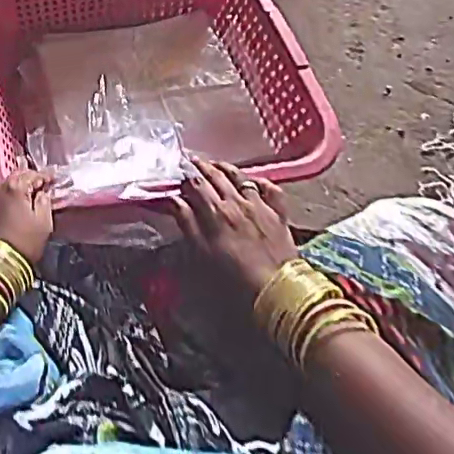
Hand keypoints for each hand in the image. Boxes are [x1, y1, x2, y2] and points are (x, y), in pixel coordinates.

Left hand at [0, 169, 53, 263]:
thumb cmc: (24, 241)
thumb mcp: (43, 222)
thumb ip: (45, 201)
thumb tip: (42, 192)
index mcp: (14, 186)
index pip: (33, 174)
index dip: (45, 175)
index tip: (53, 177)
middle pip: (17, 176)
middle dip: (29, 179)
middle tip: (41, 184)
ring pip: (6, 185)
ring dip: (16, 187)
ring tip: (27, 194)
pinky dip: (7, 196)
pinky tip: (14, 202)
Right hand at [169, 158, 298, 296]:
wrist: (277, 291)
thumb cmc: (232, 277)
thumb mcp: (201, 253)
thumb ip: (187, 223)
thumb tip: (173, 199)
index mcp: (215, 211)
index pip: (195, 183)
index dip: (185, 175)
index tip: (177, 171)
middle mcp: (236, 202)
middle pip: (216, 176)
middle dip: (202, 167)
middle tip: (192, 161)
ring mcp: (260, 205)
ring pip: (241, 177)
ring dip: (226, 168)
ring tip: (216, 164)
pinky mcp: (279, 214)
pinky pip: (271, 190)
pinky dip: (262, 182)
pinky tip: (255, 181)